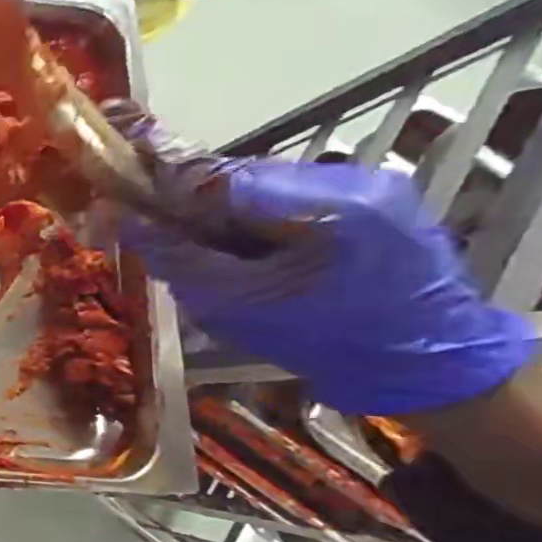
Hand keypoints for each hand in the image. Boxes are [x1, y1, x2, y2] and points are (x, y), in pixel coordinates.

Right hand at [117, 159, 534, 414]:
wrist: (423, 362)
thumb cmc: (327, 340)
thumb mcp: (241, 307)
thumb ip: (183, 261)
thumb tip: (130, 224)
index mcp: (322, 204)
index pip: (220, 178)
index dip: (163, 184)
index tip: (118, 192)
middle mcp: (346, 179)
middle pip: (239, 178)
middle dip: (189, 202)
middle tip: (151, 229)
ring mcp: (362, 185)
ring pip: (259, 189)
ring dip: (217, 214)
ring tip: (194, 247)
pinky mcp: (365, 201)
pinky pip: (282, 202)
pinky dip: (247, 222)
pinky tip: (238, 252)